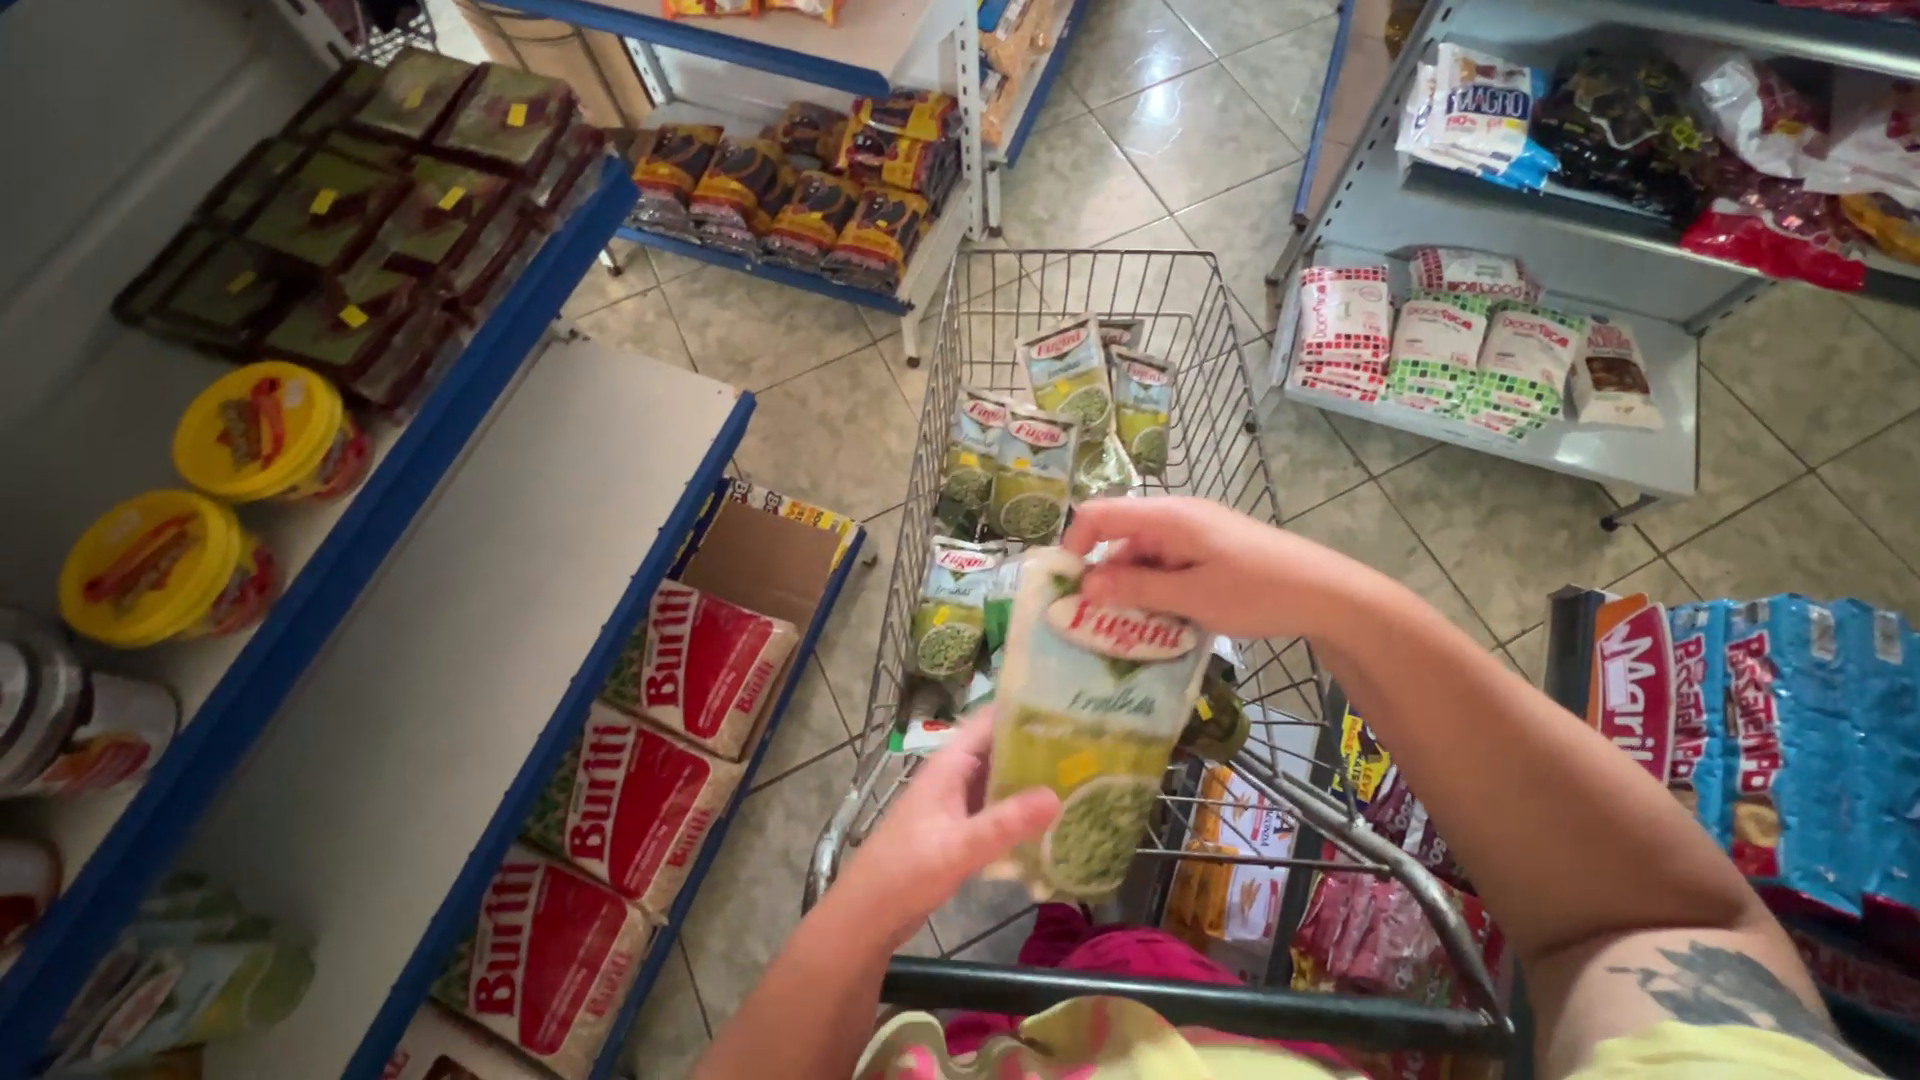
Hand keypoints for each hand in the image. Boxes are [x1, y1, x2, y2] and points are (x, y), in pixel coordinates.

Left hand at [832, 712, 1058, 950]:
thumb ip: (1005, 823)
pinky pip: (997, 808)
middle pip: (1001, 748)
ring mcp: (957, 803)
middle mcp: (955, 775)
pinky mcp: (961, 829)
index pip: (991, 720)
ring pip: (1001, 779)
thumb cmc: (906, 871)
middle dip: (1039, 746)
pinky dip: (1022, 810)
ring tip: (1081, 777)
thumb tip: (1057, 795)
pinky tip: (1053, 820)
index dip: (1026, 711)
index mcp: (950, 764)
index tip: (1070, 710)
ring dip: (1033, 778)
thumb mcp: (958, 847)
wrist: (868, 914)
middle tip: (1090, 748)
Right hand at [1062, 496, 1371, 641]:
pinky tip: (1163, 622)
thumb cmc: (1258, 591)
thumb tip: (1085, 586)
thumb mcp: (1192, 597)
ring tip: (1131, 630)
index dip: (1074, 544)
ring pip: (1142, 557)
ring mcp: (1193, 535)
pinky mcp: (1207, 552)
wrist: (1327, 594)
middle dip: (1104, 577)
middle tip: (1097, 623)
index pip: (1100, 514)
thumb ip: (1136, 588)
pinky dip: (1157, 591)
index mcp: (1169, 517)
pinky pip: (1166, 567)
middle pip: (1120, 539)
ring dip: (1132, 589)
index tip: (1066, 586)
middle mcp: (1176, 518)